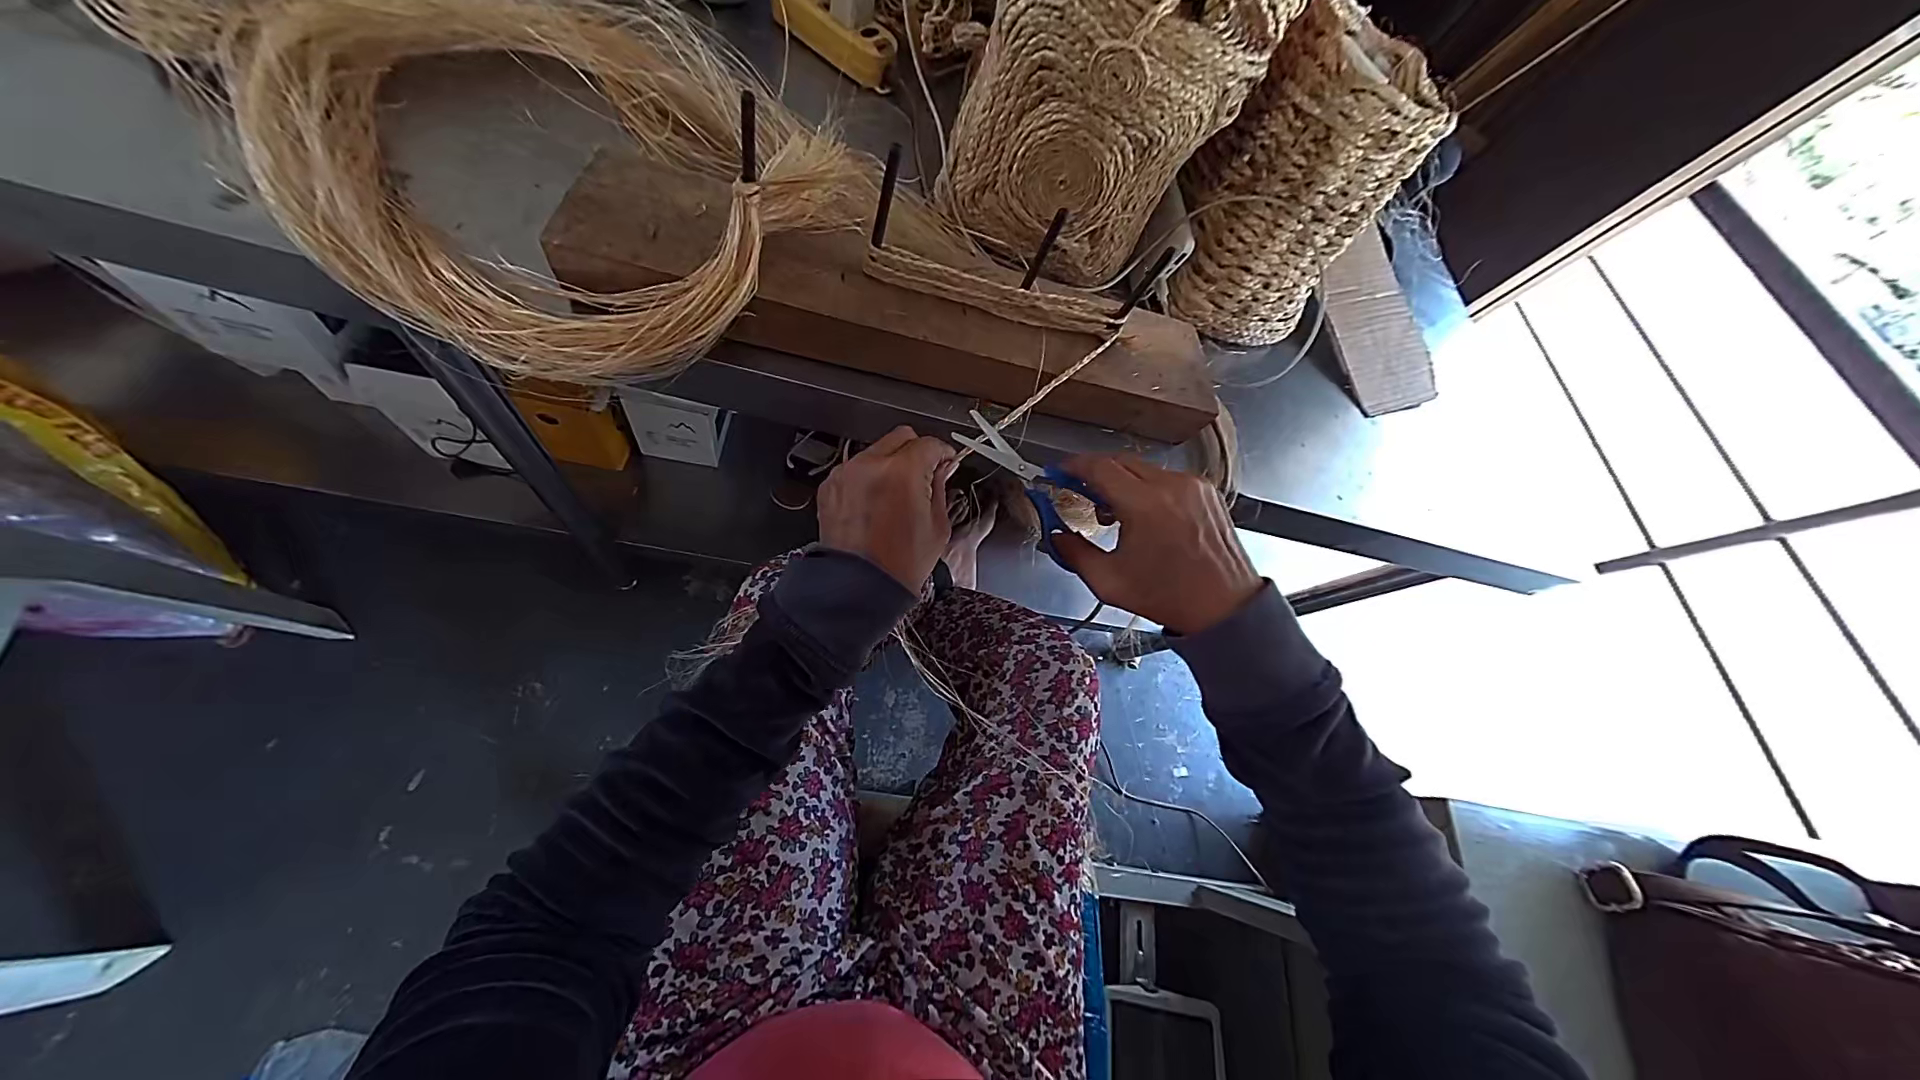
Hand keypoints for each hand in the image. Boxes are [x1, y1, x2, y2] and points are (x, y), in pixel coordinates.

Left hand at [817, 426, 956, 591]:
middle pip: (901, 437)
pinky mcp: (831, 486)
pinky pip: (856, 469)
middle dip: (916, 452)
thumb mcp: (937, 525)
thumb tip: (941, 469)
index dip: (943, 453)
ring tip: (899, 494)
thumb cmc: (896, 565)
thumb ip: (940, 486)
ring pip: (876, 451)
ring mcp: (846, 474)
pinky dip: (869, 478)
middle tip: (925, 474)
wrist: (859, 588)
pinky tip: (877, 503)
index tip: (946, 461)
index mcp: (901, 473)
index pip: (929, 443)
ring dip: (891, 464)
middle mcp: (869, 466)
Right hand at [1051, 455, 1261, 633]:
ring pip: (1142, 468)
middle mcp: (1171, 487)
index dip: (1073, 466)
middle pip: (1119, 461)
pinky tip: (1141, 514)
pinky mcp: (1205, 491)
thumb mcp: (1108, 582)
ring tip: (1112, 512)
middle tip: (1078, 491)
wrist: (1223, 606)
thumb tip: (1057, 536)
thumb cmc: (1171, 597)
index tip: (1059, 472)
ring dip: (1120, 482)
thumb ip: (1074, 553)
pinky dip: (1146, 488)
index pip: (1099, 467)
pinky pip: (1165, 477)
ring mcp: (1192, 486)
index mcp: (1145, 505)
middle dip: (1094, 473)